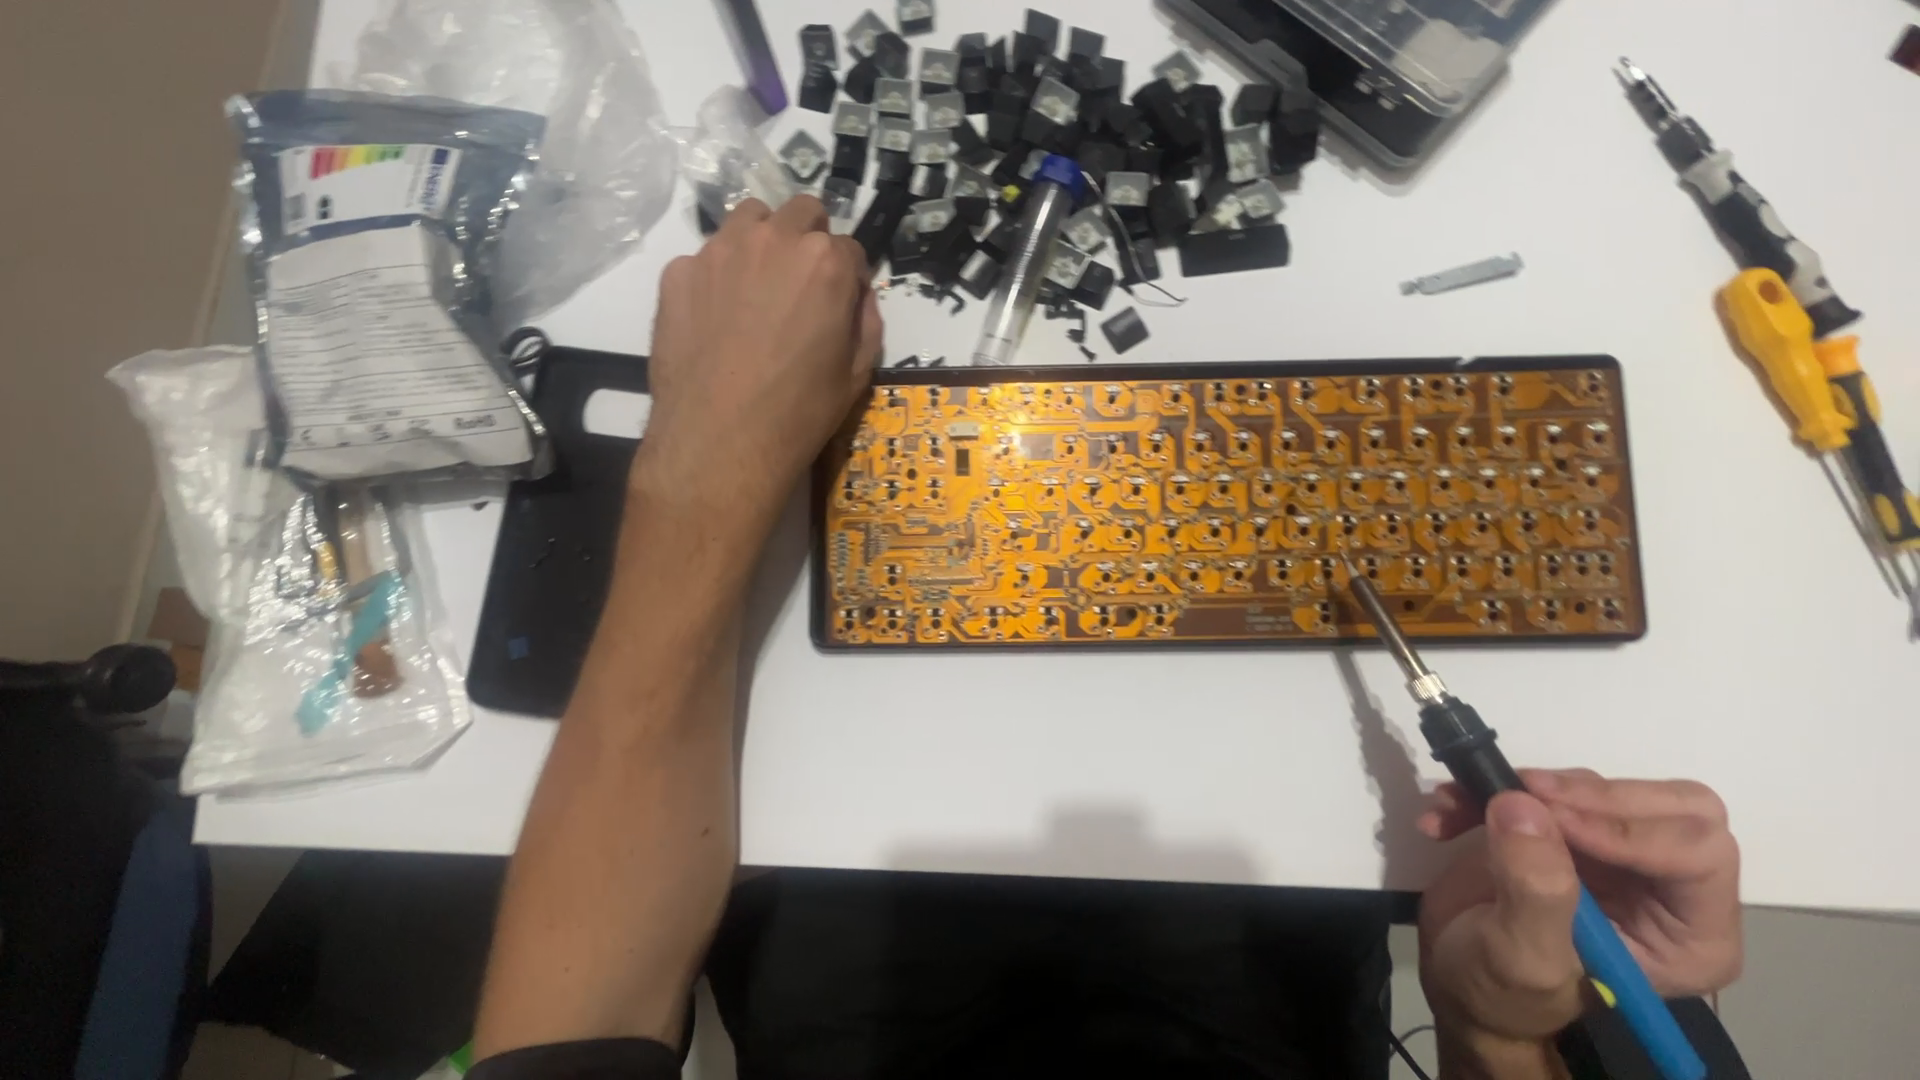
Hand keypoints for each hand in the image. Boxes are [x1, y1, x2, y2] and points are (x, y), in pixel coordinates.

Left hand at [637, 196, 882, 528]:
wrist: (720, 442)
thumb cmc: (800, 413)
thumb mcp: (856, 374)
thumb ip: (867, 322)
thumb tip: (858, 296)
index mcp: (826, 263)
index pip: (850, 248)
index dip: (849, 278)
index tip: (840, 304)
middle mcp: (773, 241)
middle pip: (801, 213)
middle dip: (809, 241)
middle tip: (801, 288)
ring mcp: (719, 251)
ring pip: (749, 220)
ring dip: (762, 243)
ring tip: (757, 292)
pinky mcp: (677, 272)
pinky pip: (706, 258)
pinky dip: (717, 278)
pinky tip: (716, 321)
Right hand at [1417, 771, 1741, 1049]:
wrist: (1458, 983)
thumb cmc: (1504, 994)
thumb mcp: (1523, 958)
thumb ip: (1535, 889)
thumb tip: (1523, 806)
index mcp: (1689, 933)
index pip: (1696, 852)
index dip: (1625, 827)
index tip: (1549, 820)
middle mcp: (1664, 886)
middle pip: (1669, 806)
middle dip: (1589, 793)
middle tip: (1522, 792)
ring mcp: (1611, 854)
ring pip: (1597, 788)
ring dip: (1522, 787)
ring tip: (1458, 805)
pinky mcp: (1558, 830)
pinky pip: (1537, 787)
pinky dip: (1484, 787)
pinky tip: (1445, 814)